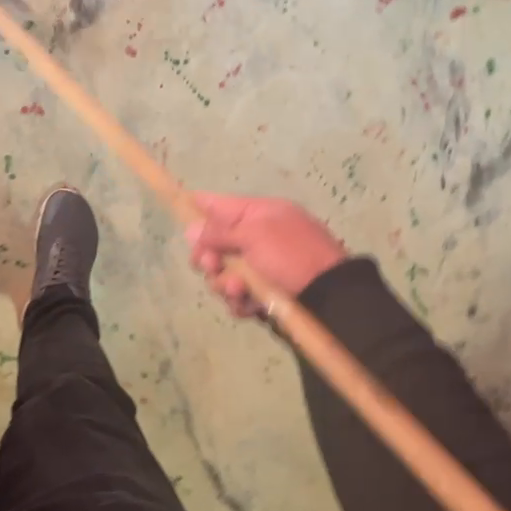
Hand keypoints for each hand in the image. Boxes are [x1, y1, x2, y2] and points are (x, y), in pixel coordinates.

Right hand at [184, 192, 346, 316]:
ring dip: (225, 284)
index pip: (217, 204)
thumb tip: (190, 228)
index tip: (178, 221)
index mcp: (257, 213)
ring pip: (222, 274)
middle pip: (213, 245)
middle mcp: (255, 237)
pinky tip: (248, 306)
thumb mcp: (255, 235)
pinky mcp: (263, 294)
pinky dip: (239, 302)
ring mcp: (259, 267)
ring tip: (240, 291)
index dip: (195, 210)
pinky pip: (237, 296)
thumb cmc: (292, 255)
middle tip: (213, 267)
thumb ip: (220, 232)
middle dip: (209, 259)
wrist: (331, 296)